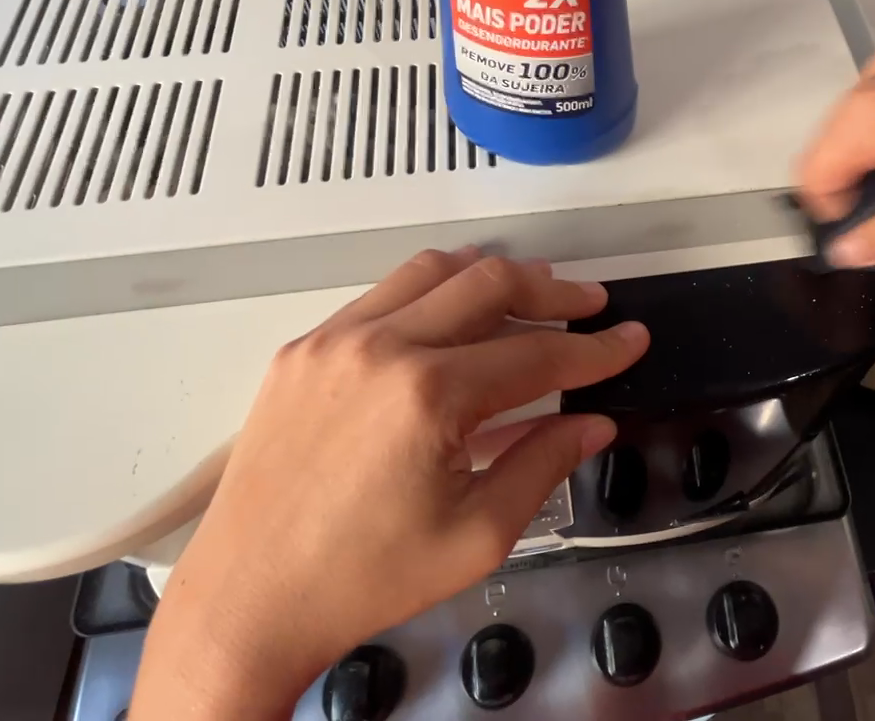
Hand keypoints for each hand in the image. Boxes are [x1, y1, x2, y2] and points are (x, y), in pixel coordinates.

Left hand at [130, 250, 646, 719]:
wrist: (244, 604)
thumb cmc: (366, 581)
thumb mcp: (477, 535)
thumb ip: (545, 463)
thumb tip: (595, 422)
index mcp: (429, 396)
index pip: (537, 354)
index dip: (595, 348)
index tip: (631, 338)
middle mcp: (382, 346)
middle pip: (490, 284)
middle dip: (554, 292)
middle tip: (591, 304)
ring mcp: (335, 339)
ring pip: (434, 270)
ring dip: (492, 276)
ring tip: (531, 292)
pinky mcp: (303, 347)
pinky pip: (383, 293)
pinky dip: (434, 290)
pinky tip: (454, 314)